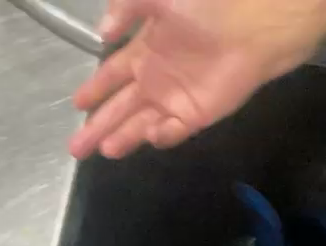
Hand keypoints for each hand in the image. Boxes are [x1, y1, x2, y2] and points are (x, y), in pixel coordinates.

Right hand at [69, 0, 323, 158]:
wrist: (249, 25)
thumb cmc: (203, 5)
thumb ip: (126, 9)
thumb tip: (103, 33)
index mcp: (145, 52)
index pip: (112, 77)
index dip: (94, 92)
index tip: (76, 106)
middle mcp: (156, 80)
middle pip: (120, 108)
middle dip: (98, 127)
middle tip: (76, 147)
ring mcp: (176, 100)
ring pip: (142, 125)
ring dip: (123, 138)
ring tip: (103, 152)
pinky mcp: (197, 114)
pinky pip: (174, 131)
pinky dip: (162, 136)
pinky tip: (150, 136)